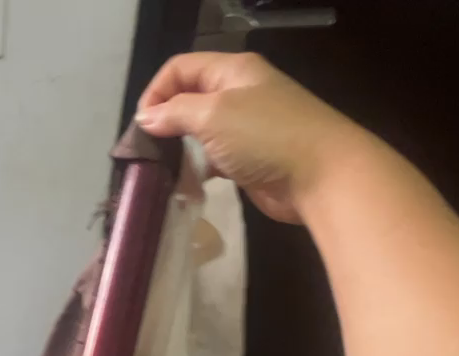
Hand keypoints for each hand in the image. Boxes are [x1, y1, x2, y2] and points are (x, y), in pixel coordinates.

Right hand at [137, 52, 368, 223]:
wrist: (317, 175)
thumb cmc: (266, 136)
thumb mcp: (214, 115)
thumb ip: (174, 113)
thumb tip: (145, 118)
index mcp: (232, 71)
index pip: (180, 68)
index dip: (155, 92)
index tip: (141, 127)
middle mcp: (237, 93)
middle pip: (186, 98)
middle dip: (162, 120)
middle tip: (145, 150)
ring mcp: (242, 126)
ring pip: (195, 130)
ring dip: (176, 147)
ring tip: (160, 168)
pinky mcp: (244, 157)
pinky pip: (208, 157)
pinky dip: (193, 168)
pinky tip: (184, 183)